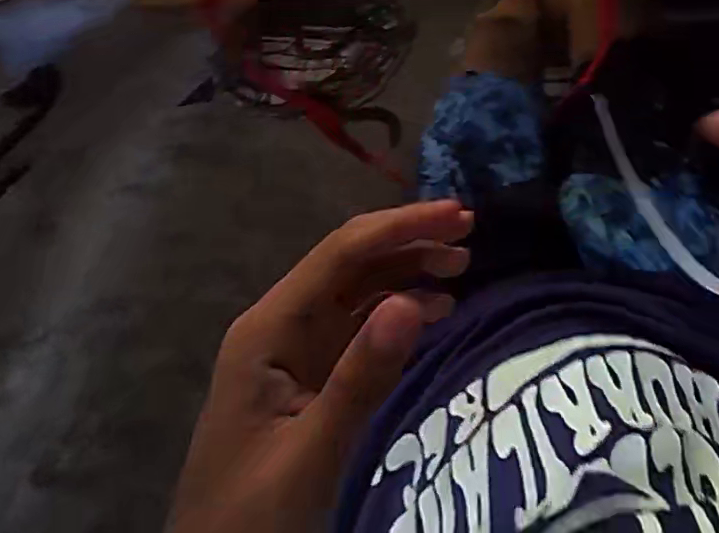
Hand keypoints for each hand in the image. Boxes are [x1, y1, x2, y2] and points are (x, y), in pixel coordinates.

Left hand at [168, 200, 472, 532]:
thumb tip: (413, 301)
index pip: (342, 253)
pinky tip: (437, 308)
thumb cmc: (250, 524)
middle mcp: (284, 324)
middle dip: (410, 239)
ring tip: (461, 264)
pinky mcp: (316, 373)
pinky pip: (364, 322)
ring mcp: (299, 348)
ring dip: (411, 268)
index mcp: (269, 328)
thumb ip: (359, 379)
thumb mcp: (308, 458)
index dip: (402, 226)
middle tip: (468, 230)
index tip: (456, 216)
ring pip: (362, 286)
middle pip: (354, 261)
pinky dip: (403, 307)